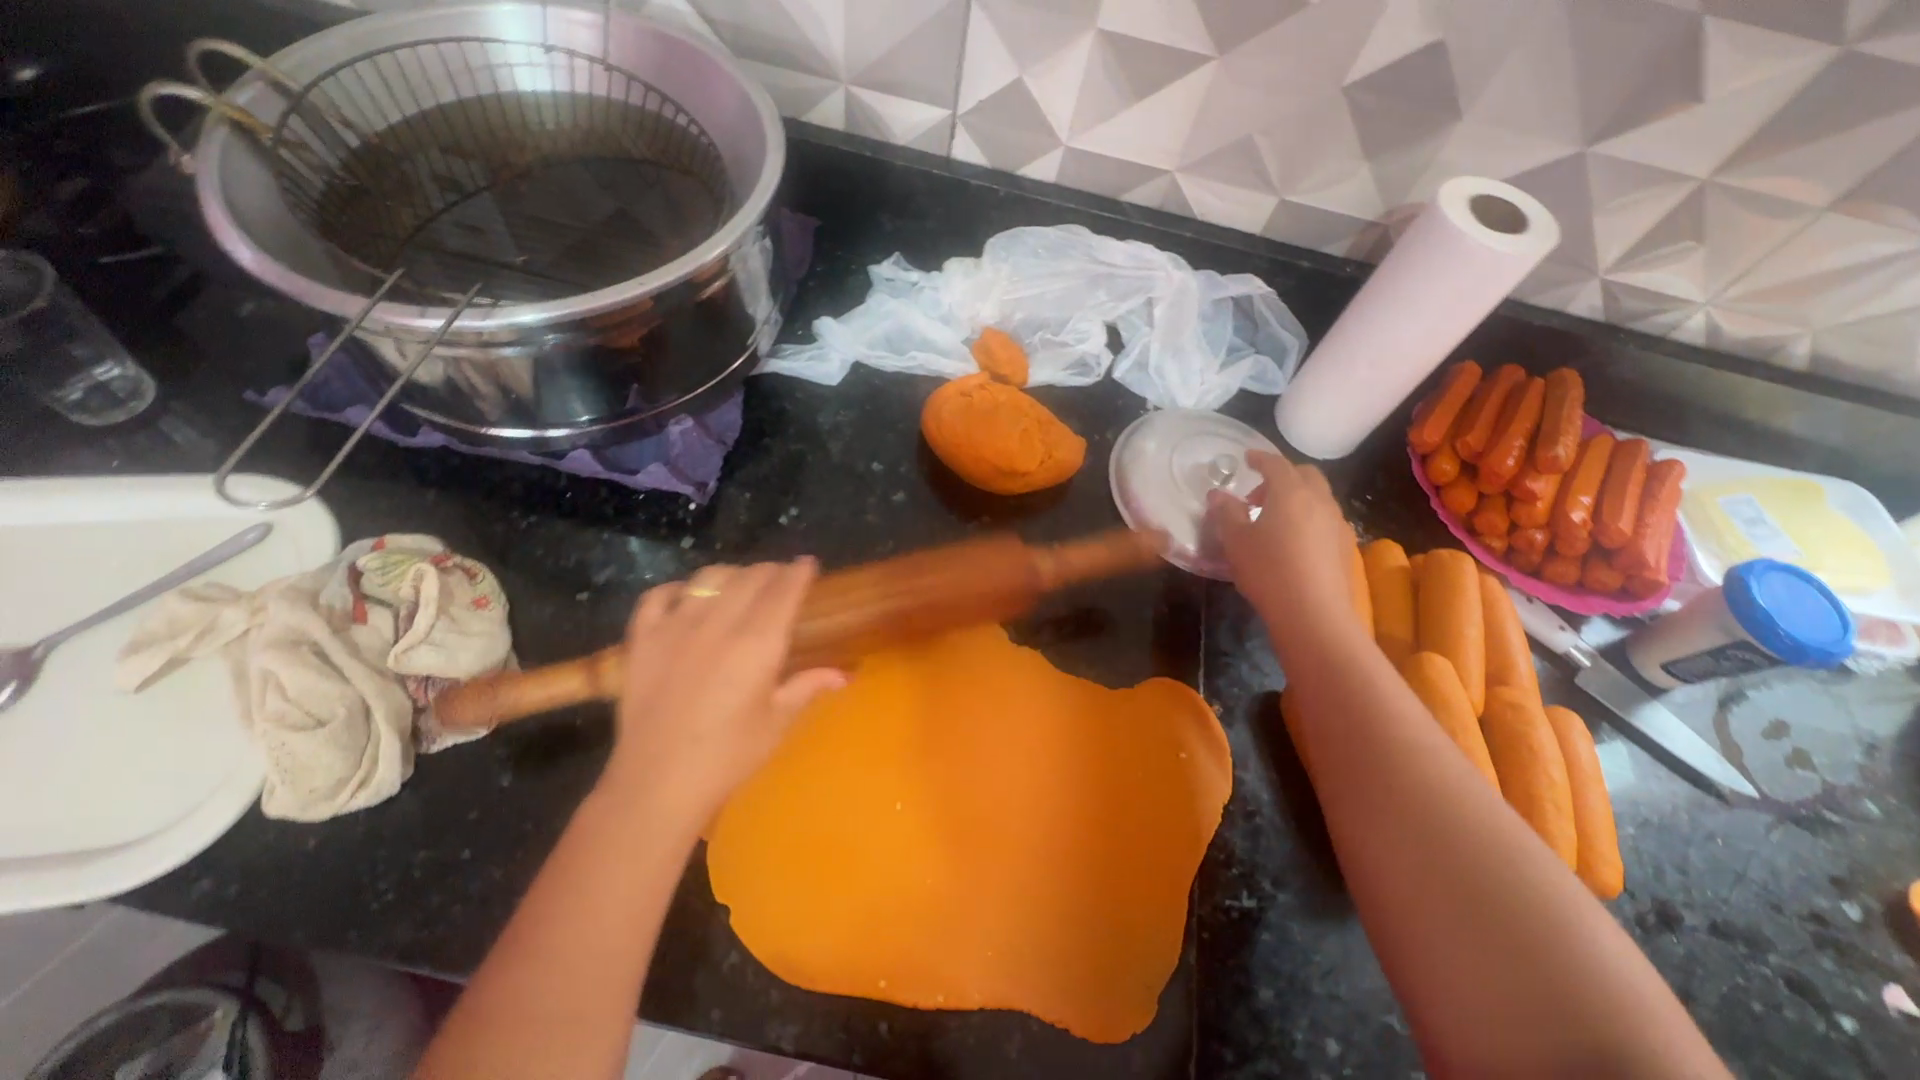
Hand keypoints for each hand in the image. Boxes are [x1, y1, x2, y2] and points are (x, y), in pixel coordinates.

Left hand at [604, 559, 846, 823]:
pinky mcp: (642, 640)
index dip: (798, 572)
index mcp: (758, 644)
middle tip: (780, 577)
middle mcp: (718, 624)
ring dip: (731, 574)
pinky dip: (677, 589)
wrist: (659, 782)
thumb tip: (845, 674)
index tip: (807, 564)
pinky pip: (658, 596)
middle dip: (770, 571)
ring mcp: (675, 628)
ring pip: (708, 579)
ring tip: (740, 583)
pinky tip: (687, 596)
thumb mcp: (776, 723)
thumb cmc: (728, 757)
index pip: (783, 591)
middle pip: (749, 578)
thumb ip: (807, 687)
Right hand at [1207, 451, 1359, 644]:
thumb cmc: (1268, 571)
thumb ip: (1226, 513)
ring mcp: (1337, 523)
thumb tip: (1218, 495)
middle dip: (1282, 476)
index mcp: (1290, 492)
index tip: (1247, 459)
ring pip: (1318, 497)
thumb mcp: (1236, 542)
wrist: (1314, 614)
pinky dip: (1308, 518)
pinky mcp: (1345, 547)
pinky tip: (1294, 543)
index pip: (1275, 463)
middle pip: (1305, 475)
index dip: (1259, 458)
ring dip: (1297, 498)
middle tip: (1258, 496)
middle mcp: (1319, 500)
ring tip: (1274, 521)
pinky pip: (1325, 520)